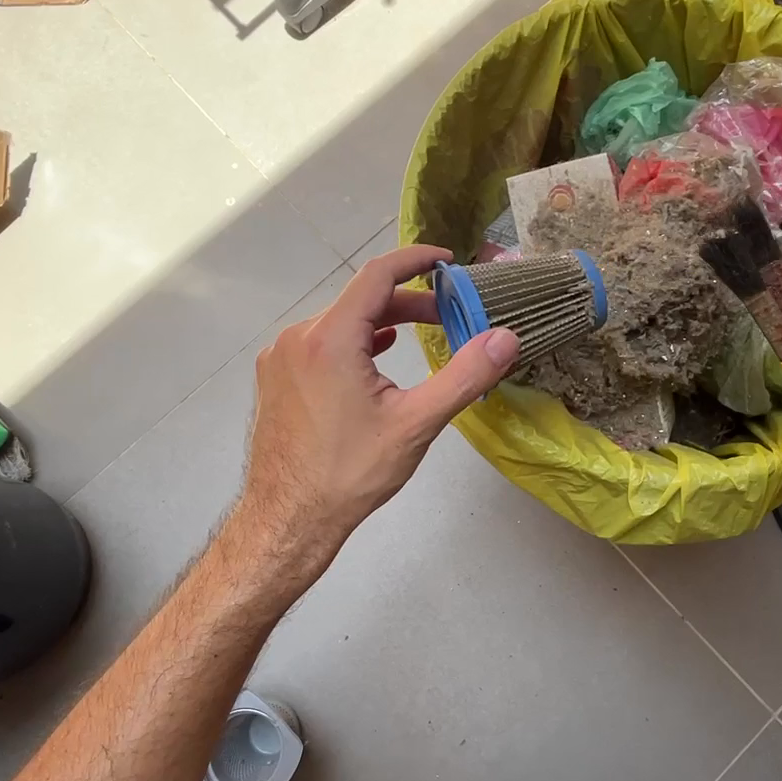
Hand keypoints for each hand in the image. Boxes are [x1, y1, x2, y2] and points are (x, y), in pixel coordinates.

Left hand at [235, 246, 518, 579]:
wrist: (287, 521)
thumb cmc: (350, 474)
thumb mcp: (416, 424)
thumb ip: (465, 375)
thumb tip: (507, 338)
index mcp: (329, 339)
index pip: (377, 274)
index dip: (415, 260)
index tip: (448, 261)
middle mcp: (298, 337)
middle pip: (360, 299)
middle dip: (408, 300)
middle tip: (450, 314)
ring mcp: (280, 357)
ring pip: (339, 321)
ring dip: (382, 321)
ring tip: (421, 334)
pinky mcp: (274, 377)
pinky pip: (320, 342)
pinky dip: (355, 340)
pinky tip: (376, 356)